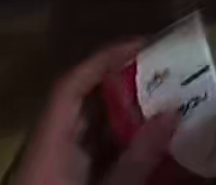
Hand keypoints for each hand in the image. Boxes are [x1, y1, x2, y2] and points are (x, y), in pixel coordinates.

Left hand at [9, 41, 179, 184]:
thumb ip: (136, 159)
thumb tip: (172, 111)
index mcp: (44, 151)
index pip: (69, 87)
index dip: (104, 58)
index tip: (145, 44)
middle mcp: (43, 157)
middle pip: (81, 106)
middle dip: (124, 85)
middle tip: (165, 72)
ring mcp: (50, 178)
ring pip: (88, 133)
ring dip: (125, 116)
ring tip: (165, 104)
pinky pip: (90, 159)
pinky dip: (119, 147)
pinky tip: (148, 148)